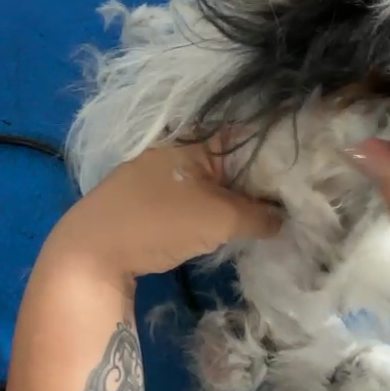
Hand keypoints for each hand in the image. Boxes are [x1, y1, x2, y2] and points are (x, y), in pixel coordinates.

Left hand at [47, 141, 281, 280]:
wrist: (89, 253)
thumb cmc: (157, 223)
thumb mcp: (218, 219)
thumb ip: (257, 216)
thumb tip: (284, 219)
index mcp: (191, 144)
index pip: (244, 136)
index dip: (274, 152)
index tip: (300, 173)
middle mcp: (172, 153)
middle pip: (227, 161)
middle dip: (256, 180)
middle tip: (288, 201)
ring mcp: (154, 178)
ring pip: (207, 183)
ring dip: (232, 199)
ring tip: (262, 217)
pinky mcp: (142, 204)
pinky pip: (189, 199)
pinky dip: (209, 211)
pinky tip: (222, 228)